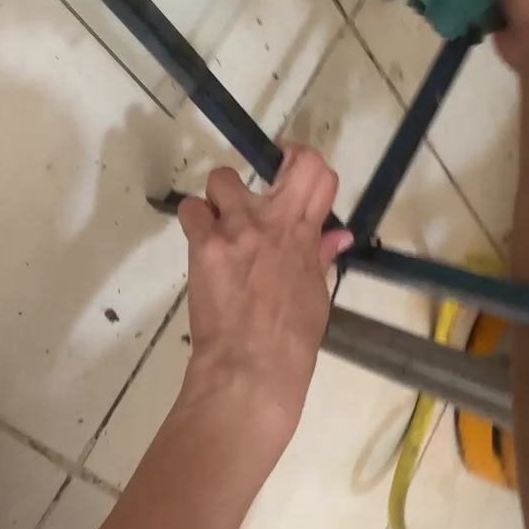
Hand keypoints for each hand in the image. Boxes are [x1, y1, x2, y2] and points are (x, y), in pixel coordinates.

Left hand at [175, 147, 354, 433]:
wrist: (252, 366)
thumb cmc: (290, 339)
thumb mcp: (315, 295)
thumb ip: (319, 257)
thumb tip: (337, 237)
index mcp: (304, 234)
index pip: (318, 173)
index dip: (305, 163)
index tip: (292, 165)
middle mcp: (273, 222)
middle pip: (288, 163)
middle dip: (276, 162)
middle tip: (257, 185)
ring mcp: (237, 229)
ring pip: (223, 178)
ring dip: (220, 197)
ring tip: (220, 222)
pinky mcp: (205, 244)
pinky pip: (191, 209)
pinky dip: (194, 220)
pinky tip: (200, 240)